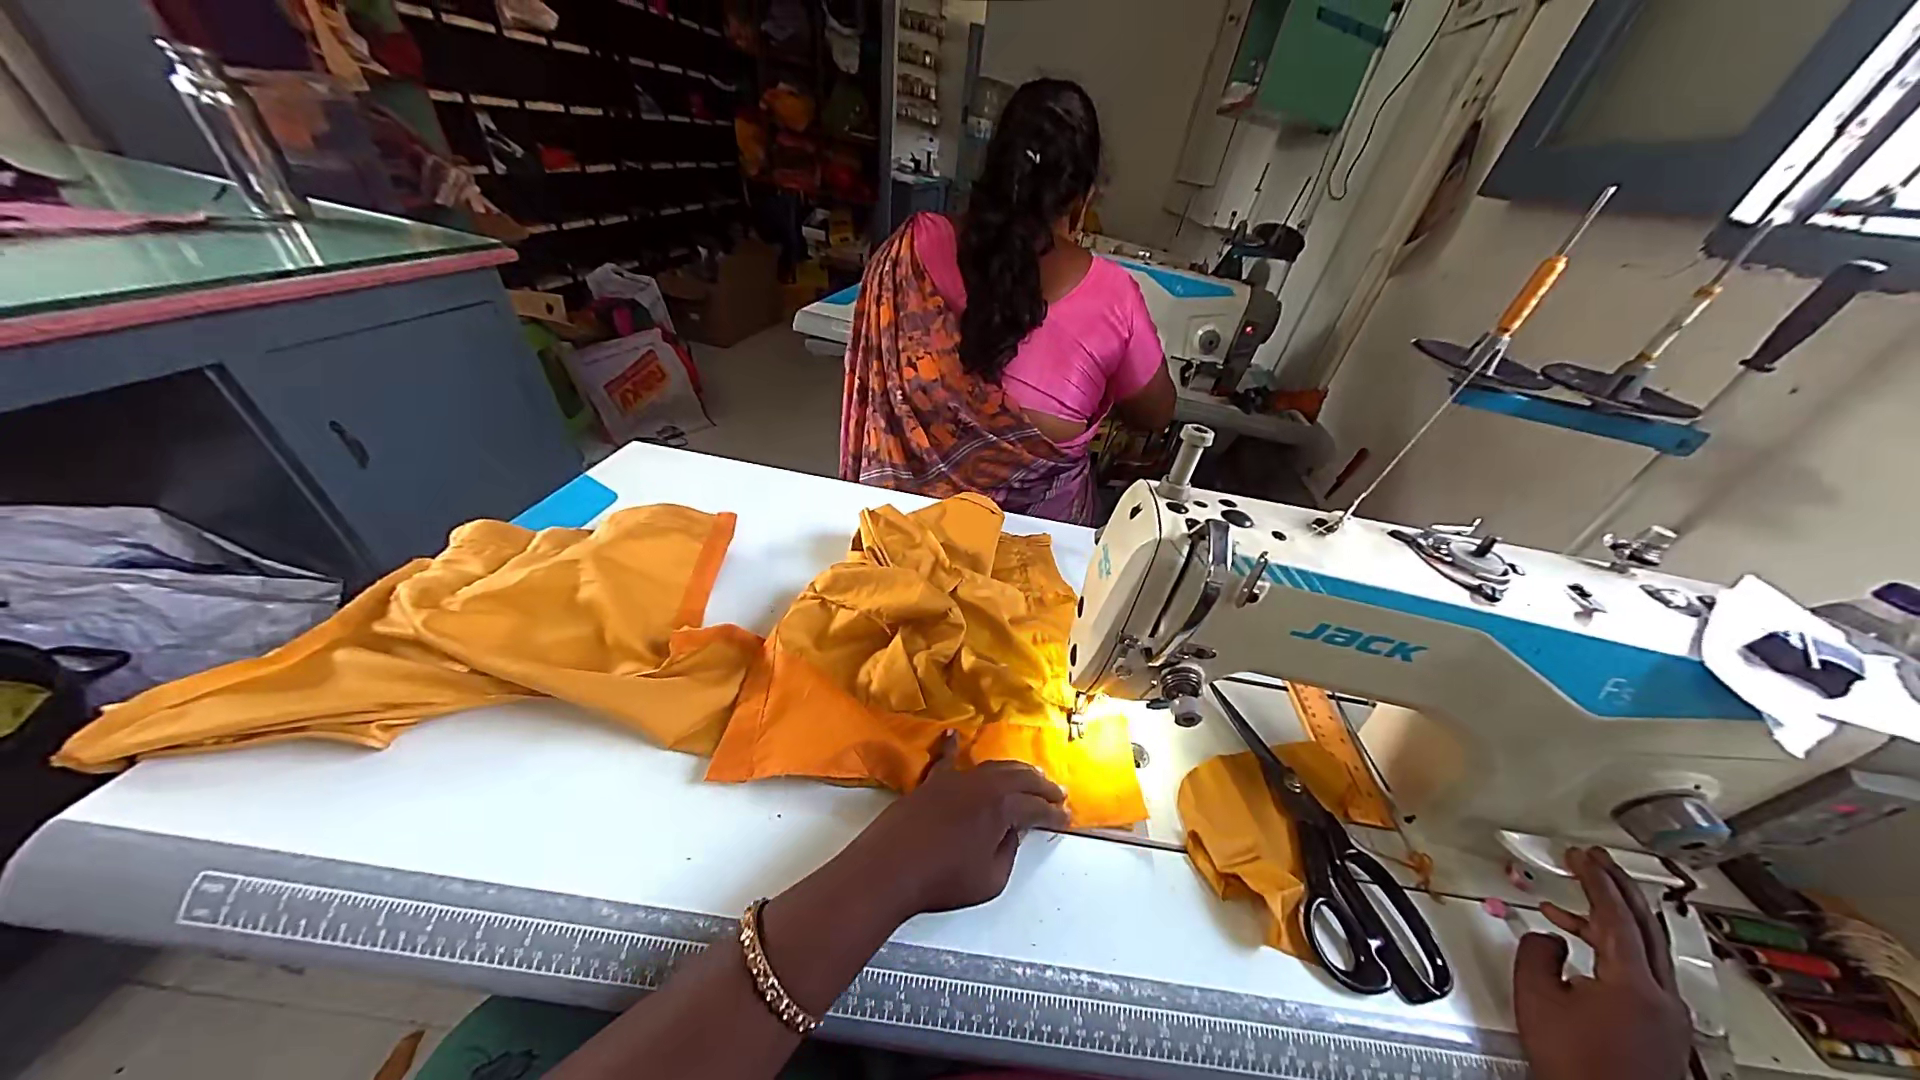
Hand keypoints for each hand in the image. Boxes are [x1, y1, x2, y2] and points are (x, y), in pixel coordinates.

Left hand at [842, 732, 1069, 920]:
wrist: (890, 867)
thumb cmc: (942, 879)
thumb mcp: (991, 878)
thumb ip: (1008, 851)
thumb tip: (1012, 831)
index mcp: (1001, 807)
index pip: (1037, 808)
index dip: (1054, 815)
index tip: (1067, 818)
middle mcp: (982, 785)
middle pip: (1020, 778)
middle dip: (1042, 785)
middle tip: (1057, 793)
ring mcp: (955, 779)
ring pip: (992, 766)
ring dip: (1013, 769)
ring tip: (1028, 774)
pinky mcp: (931, 782)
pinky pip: (945, 759)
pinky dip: (951, 747)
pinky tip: (954, 736)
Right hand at [1514, 847, 1692, 1079]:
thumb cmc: (1573, 1062)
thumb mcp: (1536, 996)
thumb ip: (1537, 952)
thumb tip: (1547, 935)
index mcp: (1633, 983)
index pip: (1616, 915)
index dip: (1596, 879)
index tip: (1581, 854)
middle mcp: (1661, 996)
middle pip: (1644, 928)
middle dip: (1618, 889)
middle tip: (1595, 860)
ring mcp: (1665, 1015)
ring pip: (1643, 950)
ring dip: (1608, 919)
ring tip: (1568, 903)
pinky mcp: (1659, 1028)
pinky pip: (1639, 971)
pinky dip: (1610, 947)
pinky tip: (1578, 949)